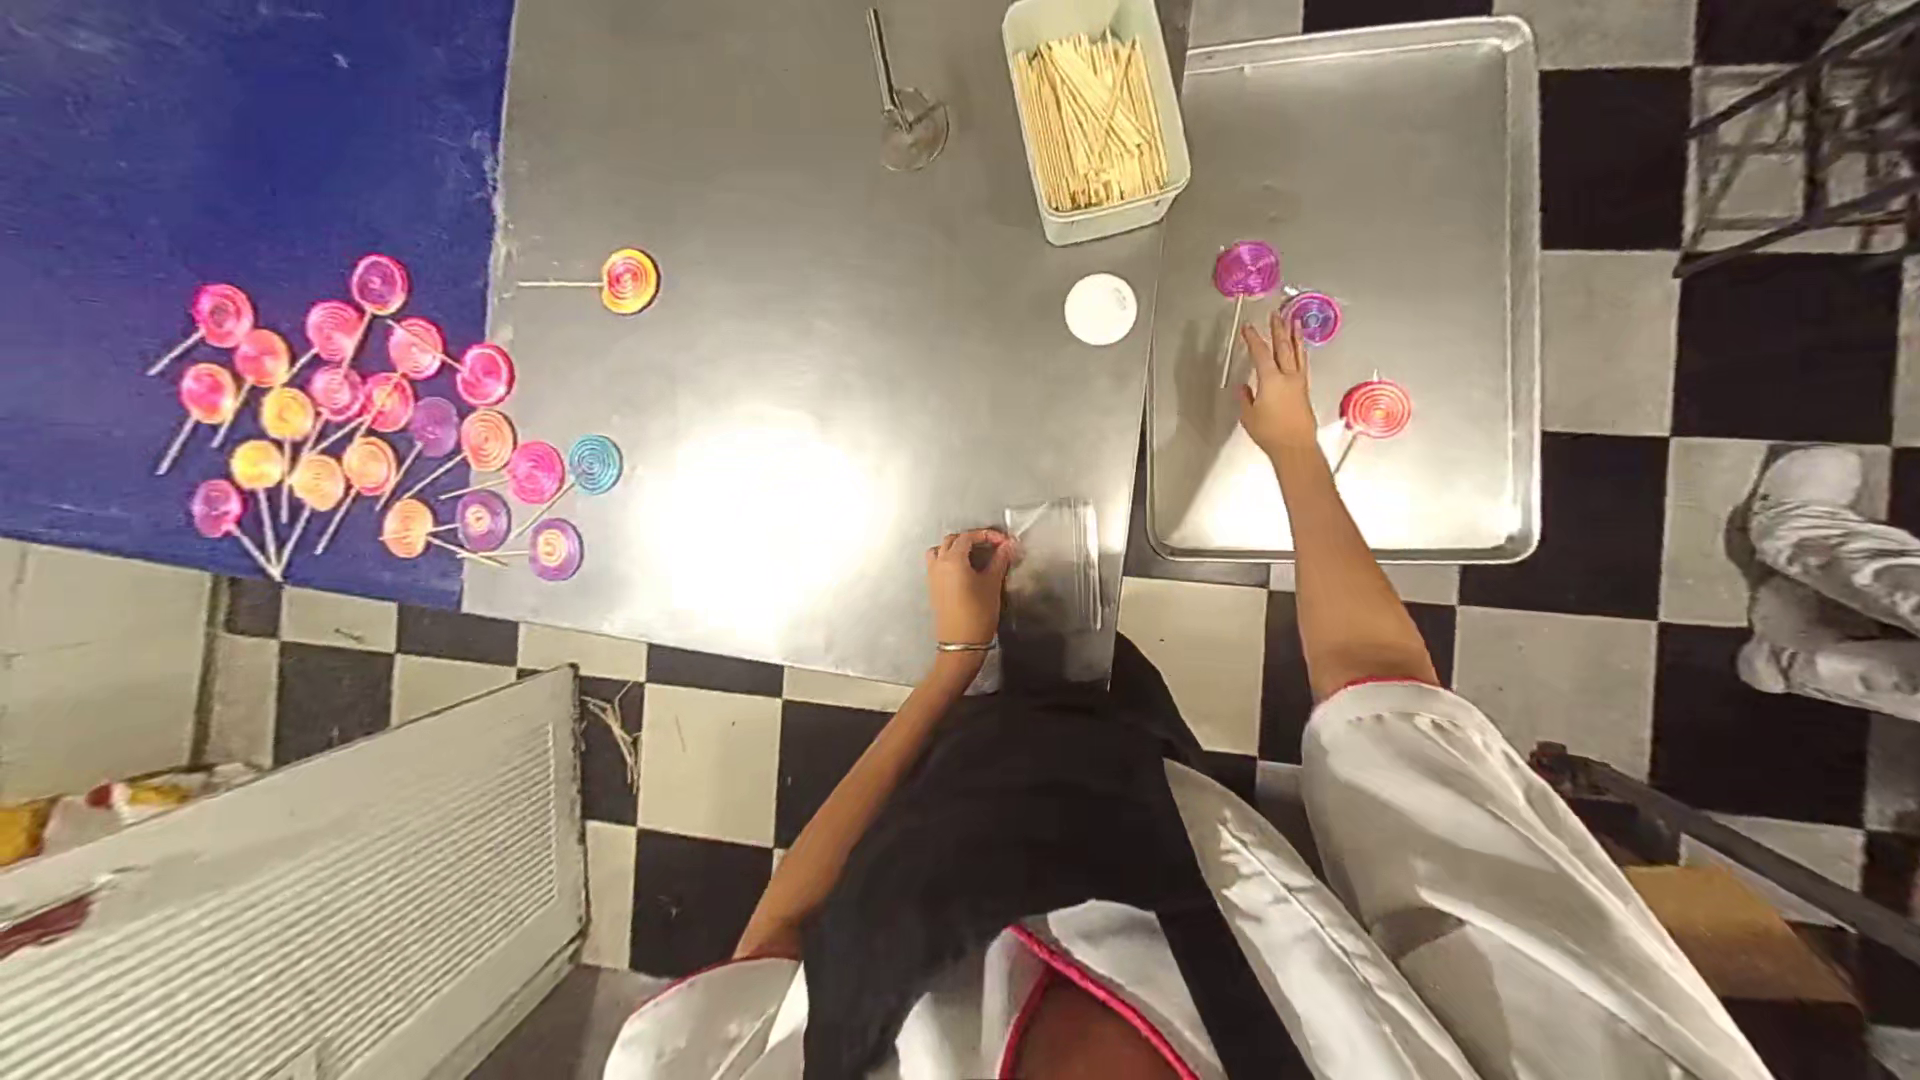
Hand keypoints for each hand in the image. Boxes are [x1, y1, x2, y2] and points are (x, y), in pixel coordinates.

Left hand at [925, 529, 1015, 646]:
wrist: (961, 642)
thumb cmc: (978, 612)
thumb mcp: (992, 584)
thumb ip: (999, 560)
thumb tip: (1007, 545)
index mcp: (952, 559)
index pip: (968, 537)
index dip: (987, 535)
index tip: (1003, 542)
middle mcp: (938, 563)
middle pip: (952, 540)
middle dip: (972, 539)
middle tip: (991, 546)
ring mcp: (932, 575)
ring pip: (940, 550)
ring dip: (956, 547)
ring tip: (975, 555)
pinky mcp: (933, 587)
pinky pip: (937, 563)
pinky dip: (949, 559)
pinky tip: (965, 569)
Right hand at [1236, 309, 1318, 455]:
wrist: (1294, 446)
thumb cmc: (1269, 432)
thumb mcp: (1249, 415)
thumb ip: (1246, 398)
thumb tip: (1245, 388)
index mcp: (1271, 380)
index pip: (1261, 353)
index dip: (1253, 339)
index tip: (1248, 328)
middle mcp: (1288, 377)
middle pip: (1283, 347)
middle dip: (1278, 330)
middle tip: (1276, 315)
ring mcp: (1299, 382)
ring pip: (1297, 353)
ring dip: (1294, 336)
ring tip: (1294, 322)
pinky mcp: (1304, 390)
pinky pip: (1303, 364)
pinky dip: (1301, 352)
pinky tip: (1300, 350)